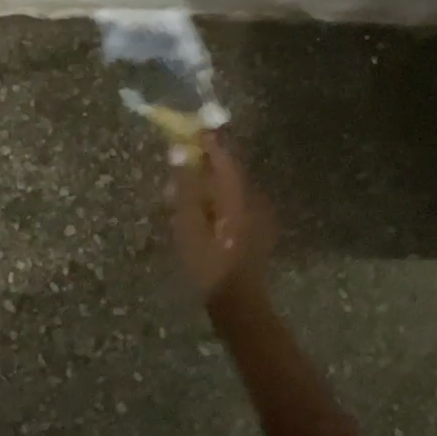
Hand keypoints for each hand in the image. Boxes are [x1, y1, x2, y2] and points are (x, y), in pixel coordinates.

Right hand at [168, 129, 274, 303]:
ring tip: (184, 192)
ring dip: (209, 185)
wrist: (239, 305)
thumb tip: (178, 151)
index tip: (190, 130)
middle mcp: (252, 201)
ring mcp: (258, 218)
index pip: (224, 158)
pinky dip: (216, 201)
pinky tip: (200, 213)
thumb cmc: (209, 264)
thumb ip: (185, 186)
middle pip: (229, 173)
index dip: (208, 142)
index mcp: (237, 196)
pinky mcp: (255, 233)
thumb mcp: (189, 224)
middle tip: (181, 162)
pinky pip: (234, 205)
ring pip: (231, 190)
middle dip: (205, 164)